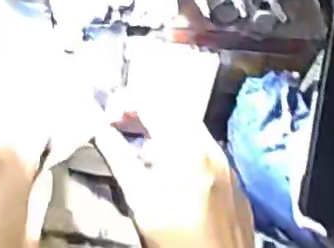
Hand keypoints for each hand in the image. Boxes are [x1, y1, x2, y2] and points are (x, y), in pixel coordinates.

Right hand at [91, 105, 255, 247]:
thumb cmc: (175, 241)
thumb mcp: (139, 201)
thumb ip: (118, 158)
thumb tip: (99, 128)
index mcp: (186, 144)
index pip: (152, 102)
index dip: (125, 101)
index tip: (107, 115)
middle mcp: (209, 143)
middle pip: (173, 105)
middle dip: (144, 107)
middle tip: (120, 122)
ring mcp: (225, 159)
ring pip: (191, 122)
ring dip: (164, 122)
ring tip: (140, 141)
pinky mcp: (233, 177)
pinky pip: (205, 142)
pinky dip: (183, 140)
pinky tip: (170, 163)